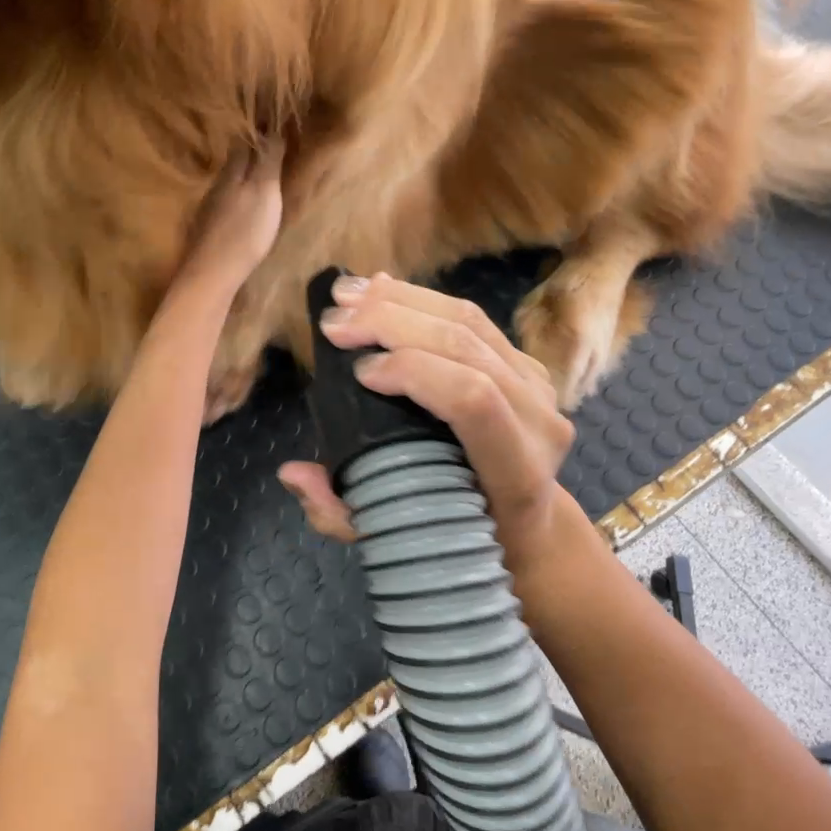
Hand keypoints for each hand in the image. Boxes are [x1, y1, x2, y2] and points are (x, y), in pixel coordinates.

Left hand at [173, 143, 283, 298]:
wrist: (213, 273)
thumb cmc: (244, 230)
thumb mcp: (264, 190)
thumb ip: (267, 160)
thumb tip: (270, 128)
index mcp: (231, 171)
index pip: (244, 143)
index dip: (259, 135)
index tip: (275, 130)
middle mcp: (216, 185)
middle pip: (234, 164)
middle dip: (252, 157)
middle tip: (273, 154)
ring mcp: (209, 209)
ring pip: (229, 185)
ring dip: (244, 180)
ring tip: (263, 181)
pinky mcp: (208, 230)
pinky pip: (226, 206)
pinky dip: (238, 201)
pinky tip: (245, 210)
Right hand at [278, 274, 575, 544]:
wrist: (529, 526)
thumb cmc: (459, 536)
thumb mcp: (399, 541)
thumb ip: (342, 513)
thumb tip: (292, 472)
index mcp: (514, 472)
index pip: (473, 400)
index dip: (414, 371)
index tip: (358, 371)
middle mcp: (537, 420)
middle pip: (466, 346)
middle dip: (392, 323)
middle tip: (333, 322)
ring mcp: (538, 385)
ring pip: (469, 320)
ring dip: (400, 300)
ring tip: (345, 296)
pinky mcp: (528, 363)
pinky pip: (473, 316)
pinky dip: (419, 298)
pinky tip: (379, 289)